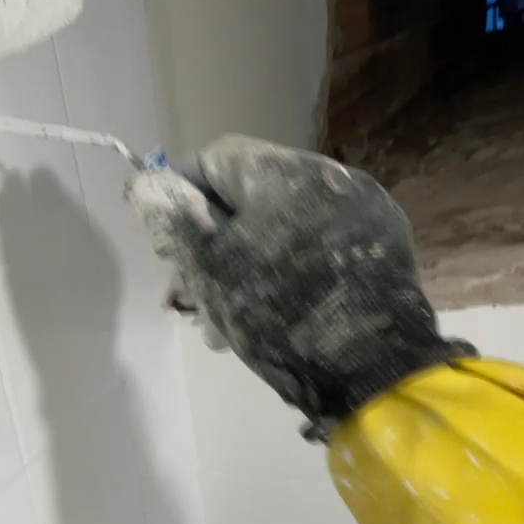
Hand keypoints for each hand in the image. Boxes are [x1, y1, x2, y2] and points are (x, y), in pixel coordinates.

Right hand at [126, 135, 469, 438]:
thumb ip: (171, 219)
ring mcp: (359, 210)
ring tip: (222, 320)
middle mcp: (326, 176)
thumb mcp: (208, 266)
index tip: (169, 247)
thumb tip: (145, 185)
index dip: (180, 199)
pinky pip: (311, 244)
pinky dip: (281, 270)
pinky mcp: (379, 244)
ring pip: (275, 226)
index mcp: (282, 172)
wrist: (371, 363)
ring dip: (239, 265)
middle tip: (190, 296)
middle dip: (208, 244)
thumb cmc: (276, 310)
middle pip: (245, 197)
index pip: (213, 160)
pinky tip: (269, 313)